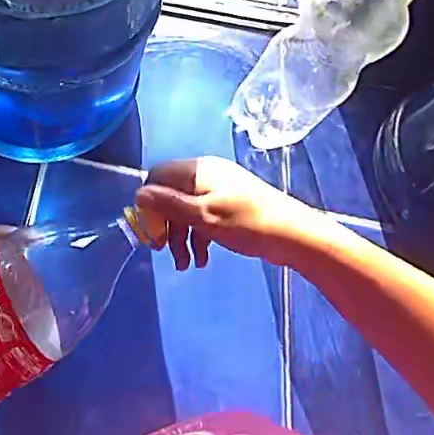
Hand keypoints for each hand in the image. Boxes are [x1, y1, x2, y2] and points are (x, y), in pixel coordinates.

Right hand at [134, 157, 327, 269]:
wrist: (295, 235)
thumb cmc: (247, 223)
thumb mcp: (203, 216)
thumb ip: (168, 204)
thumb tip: (138, 194)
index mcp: (197, 170)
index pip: (157, 177)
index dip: (149, 203)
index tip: (151, 230)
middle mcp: (206, 175)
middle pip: (170, 195)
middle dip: (165, 224)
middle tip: (162, 249)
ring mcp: (219, 190)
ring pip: (186, 210)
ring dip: (181, 236)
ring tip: (184, 263)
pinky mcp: (229, 206)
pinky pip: (203, 217)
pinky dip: (198, 236)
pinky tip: (201, 259)